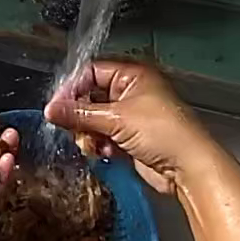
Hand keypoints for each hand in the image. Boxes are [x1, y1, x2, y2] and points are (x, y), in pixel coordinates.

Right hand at [44, 61, 221, 195]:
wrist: (188, 168)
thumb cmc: (161, 132)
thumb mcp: (116, 119)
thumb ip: (80, 113)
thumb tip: (50, 109)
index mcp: (132, 75)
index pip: (92, 72)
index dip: (73, 87)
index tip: (56, 106)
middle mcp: (132, 91)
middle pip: (92, 96)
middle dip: (80, 114)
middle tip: (71, 128)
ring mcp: (132, 116)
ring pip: (96, 119)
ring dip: (89, 133)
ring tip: (91, 144)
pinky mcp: (132, 139)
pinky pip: (105, 137)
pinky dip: (101, 144)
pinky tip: (104, 153)